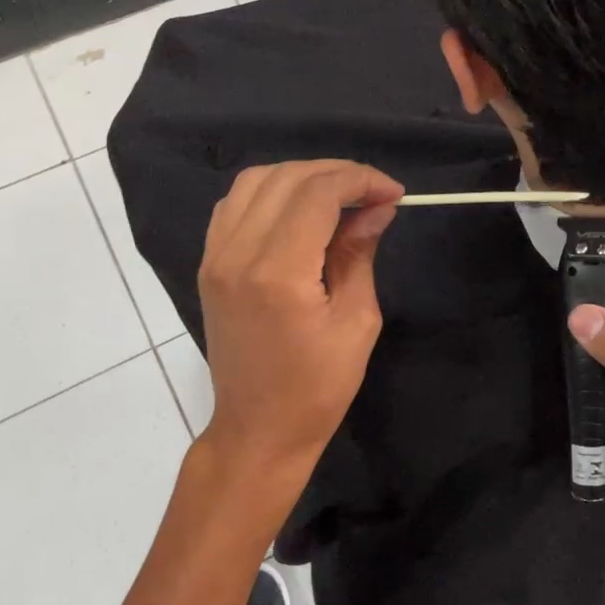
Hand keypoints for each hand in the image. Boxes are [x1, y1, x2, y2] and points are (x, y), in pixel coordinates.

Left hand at [195, 160, 403, 474]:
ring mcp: (216, 257)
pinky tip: (300, 211)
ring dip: (302, 177)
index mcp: (278, 273)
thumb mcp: (356, 321)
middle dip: (337, 173)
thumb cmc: (318, 387)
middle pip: (287, 178)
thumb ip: (358, 254)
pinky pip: (235, 205)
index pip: (317, 193)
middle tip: (375, 193)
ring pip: (255, 182)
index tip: (394, 193)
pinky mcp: (209, 265)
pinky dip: (271, 192)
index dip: (360, 180)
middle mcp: (237, 254)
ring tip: (340, 196)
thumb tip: (376, 208)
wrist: (259, 430)